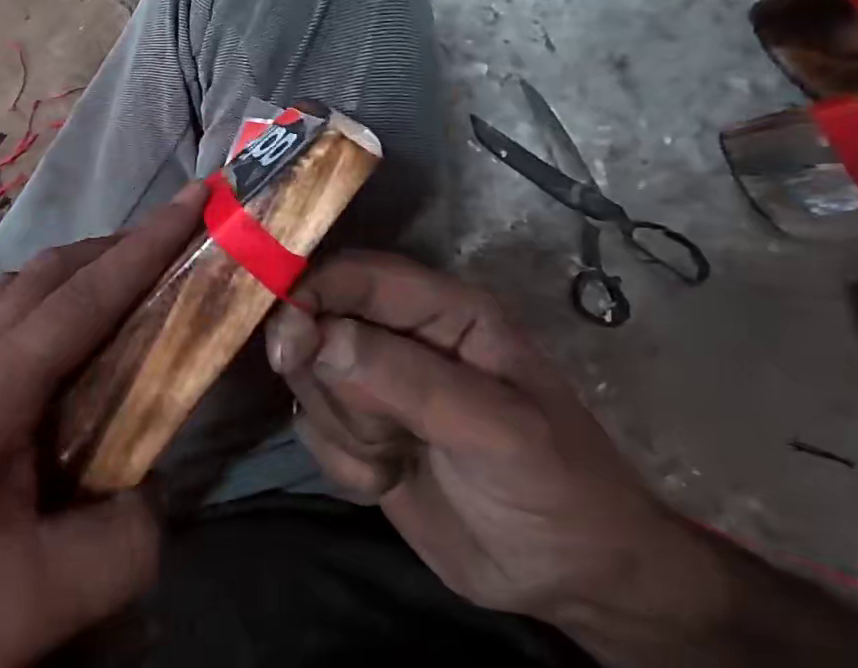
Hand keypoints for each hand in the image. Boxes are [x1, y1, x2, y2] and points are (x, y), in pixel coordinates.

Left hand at [0, 183, 209, 667]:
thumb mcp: (33, 597)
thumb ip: (119, 543)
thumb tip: (148, 498)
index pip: (81, 299)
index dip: (146, 247)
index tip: (193, 199)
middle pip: (43, 280)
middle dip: (111, 250)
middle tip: (170, 247)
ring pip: (17, 307)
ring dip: (76, 288)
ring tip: (129, 302)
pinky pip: (2, 346)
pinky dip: (50, 331)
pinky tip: (68, 372)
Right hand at [265, 252, 727, 630]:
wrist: (570, 583)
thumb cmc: (557, 492)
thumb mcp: (495, 432)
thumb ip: (405, 378)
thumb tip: (315, 334)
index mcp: (442, 310)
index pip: (356, 275)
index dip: (311, 294)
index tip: (288, 345)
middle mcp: (397, 334)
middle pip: (314, 322)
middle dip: (329, 380)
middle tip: (375, 428)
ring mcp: (371, 382)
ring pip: (306, 377)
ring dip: (343, 428)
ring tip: (398, 456)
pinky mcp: (353, 427)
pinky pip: (309, 426)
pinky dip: (342, 461)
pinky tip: (387, 478)